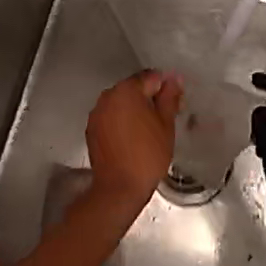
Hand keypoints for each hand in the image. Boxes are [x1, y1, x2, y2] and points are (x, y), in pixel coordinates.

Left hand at [86, 70, 182, 206]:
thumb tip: (174, 79)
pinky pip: (110, 117)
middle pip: (134, 88)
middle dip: (148, 99)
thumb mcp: (166, 125)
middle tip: (162, 121)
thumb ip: (169, 97)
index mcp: (127, 89)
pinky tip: (131, 140)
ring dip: (134, 110)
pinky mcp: (91, 128)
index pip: (151, 77)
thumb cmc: (147, 156)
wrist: (118, 188)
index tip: (173, 105)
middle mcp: (108, 95)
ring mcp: (97, 112)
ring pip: (121, 103)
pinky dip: (120, 122)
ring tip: (147, 133)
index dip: (165, 89)